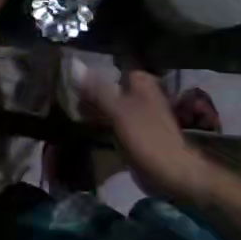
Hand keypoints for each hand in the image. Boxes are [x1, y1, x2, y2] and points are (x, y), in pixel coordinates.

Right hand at [74, 63, 212, 200]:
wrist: (172, 173)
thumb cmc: (147, 138)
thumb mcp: (119, 112)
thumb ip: (98, 90)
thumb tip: (76, 65)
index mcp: (141, 83)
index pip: (111, 68)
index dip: (92, 72)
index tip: (71, 78)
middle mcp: (142, 93)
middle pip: (110, 87)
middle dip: (91, 91)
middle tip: (68, 96)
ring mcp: (139, 113)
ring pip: (111, 104)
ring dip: (94, 107)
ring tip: (72, 111)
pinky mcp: (136, 132)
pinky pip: (114, 122)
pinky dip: (102, 123)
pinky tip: (87, 127)